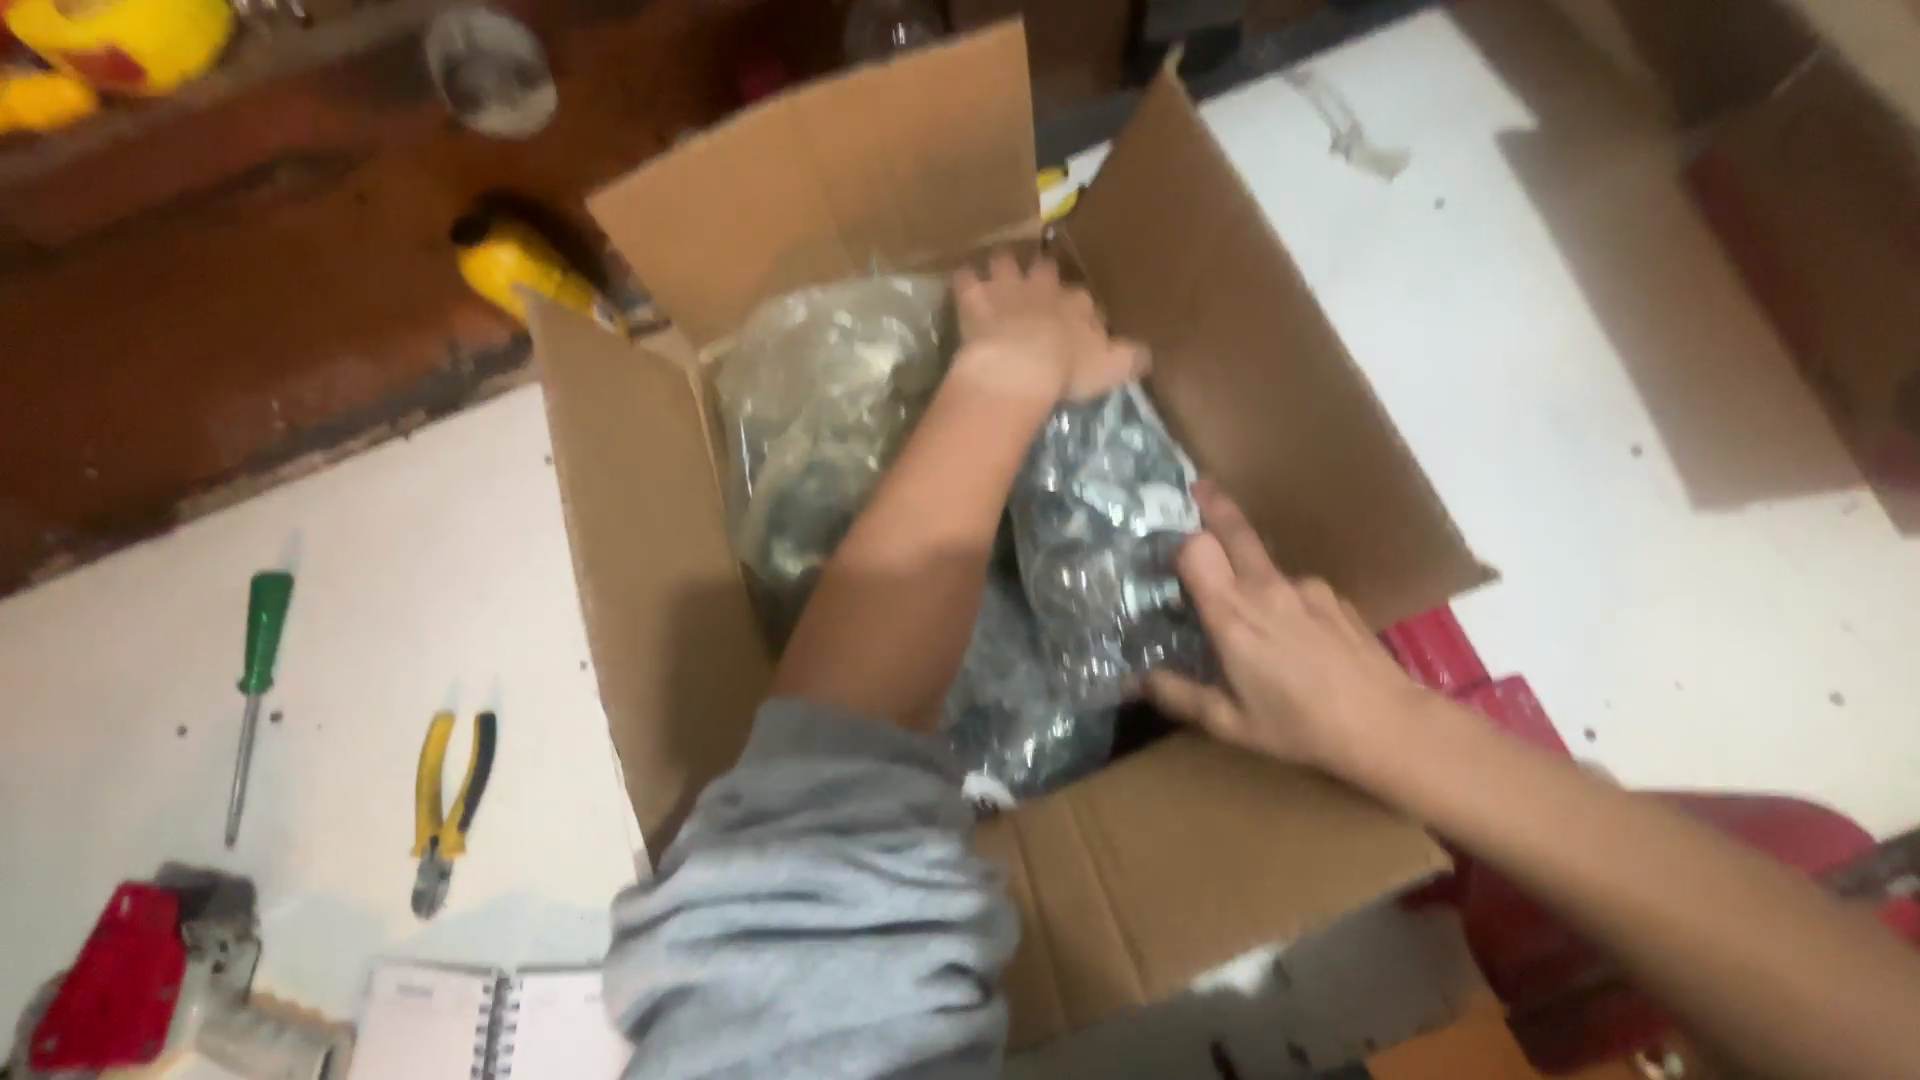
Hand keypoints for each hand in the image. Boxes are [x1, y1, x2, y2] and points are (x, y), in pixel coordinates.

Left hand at [950, 251, 1146, 405]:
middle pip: (1046, 271)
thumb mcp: (1112, 368)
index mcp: (1078, 306)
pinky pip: (966, 279)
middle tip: (1037, 287)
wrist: (1021, 365)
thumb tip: (1144, 355)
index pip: (1084, 301)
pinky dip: (965, 280)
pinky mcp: (975, 298)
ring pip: (1006, 263)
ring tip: (999, 273)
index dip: (1079, 311)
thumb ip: (1129, 359)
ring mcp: (1008, 289)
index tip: (1077, 324)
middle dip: (1042, 276)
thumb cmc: (1068, 370)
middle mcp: (1045, 289)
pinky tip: (963, 283)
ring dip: (1003, 267)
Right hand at [1146, 481, 1436, 776]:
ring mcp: (1306, 588)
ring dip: (1249, 574)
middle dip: (1213, 504)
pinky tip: (1296, 640)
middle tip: (1197, 490)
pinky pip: (1296, 589)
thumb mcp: (1229, 723)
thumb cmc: (1299, 726)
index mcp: (1232, 615)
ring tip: (1254, 620)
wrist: (1387, 724)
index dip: (1179, 544)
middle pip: (1233, 528)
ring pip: (1265, 564)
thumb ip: (1178, 695)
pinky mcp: (1335, 597)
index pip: (1196, 549)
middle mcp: (1266, 588)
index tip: (1168, 551)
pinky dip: (1284, 601)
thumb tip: (1136, 680)